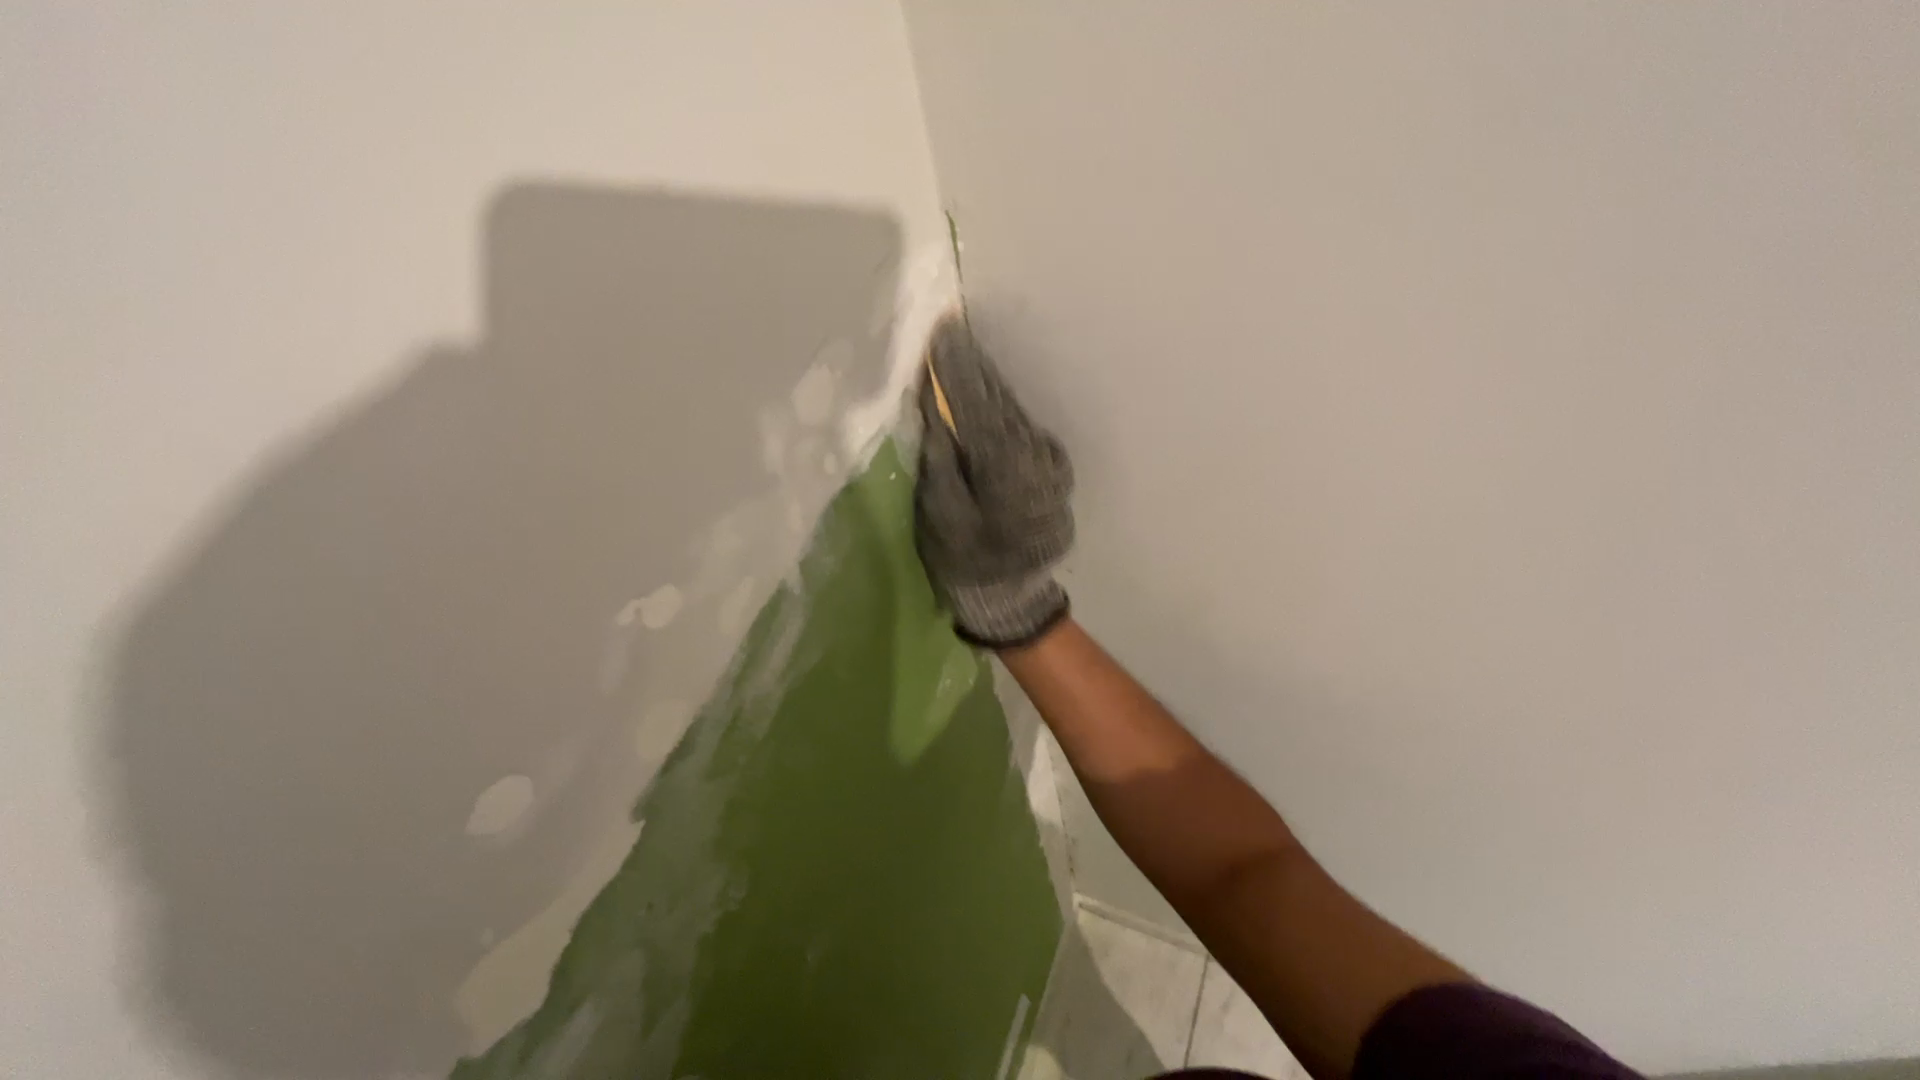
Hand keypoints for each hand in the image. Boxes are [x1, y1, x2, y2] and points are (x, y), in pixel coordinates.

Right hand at [914, 316, 1075, 648]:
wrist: (1011, 599)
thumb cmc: (965, 561)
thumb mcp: (941, 513)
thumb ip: (941, 458)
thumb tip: (936, 407)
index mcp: (1005, 467)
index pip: (976, 404)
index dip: (956, 368)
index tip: (940, 332)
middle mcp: (1036, 457)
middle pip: (1000, 402)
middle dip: (974, 368)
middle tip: (952, 332)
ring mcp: (1051, 464)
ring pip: (1015, 413)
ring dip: (990, 384)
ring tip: (965, 353)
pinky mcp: (1056, 471)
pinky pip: (1026, 429)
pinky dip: (1005, 409)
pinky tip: (989, 394)